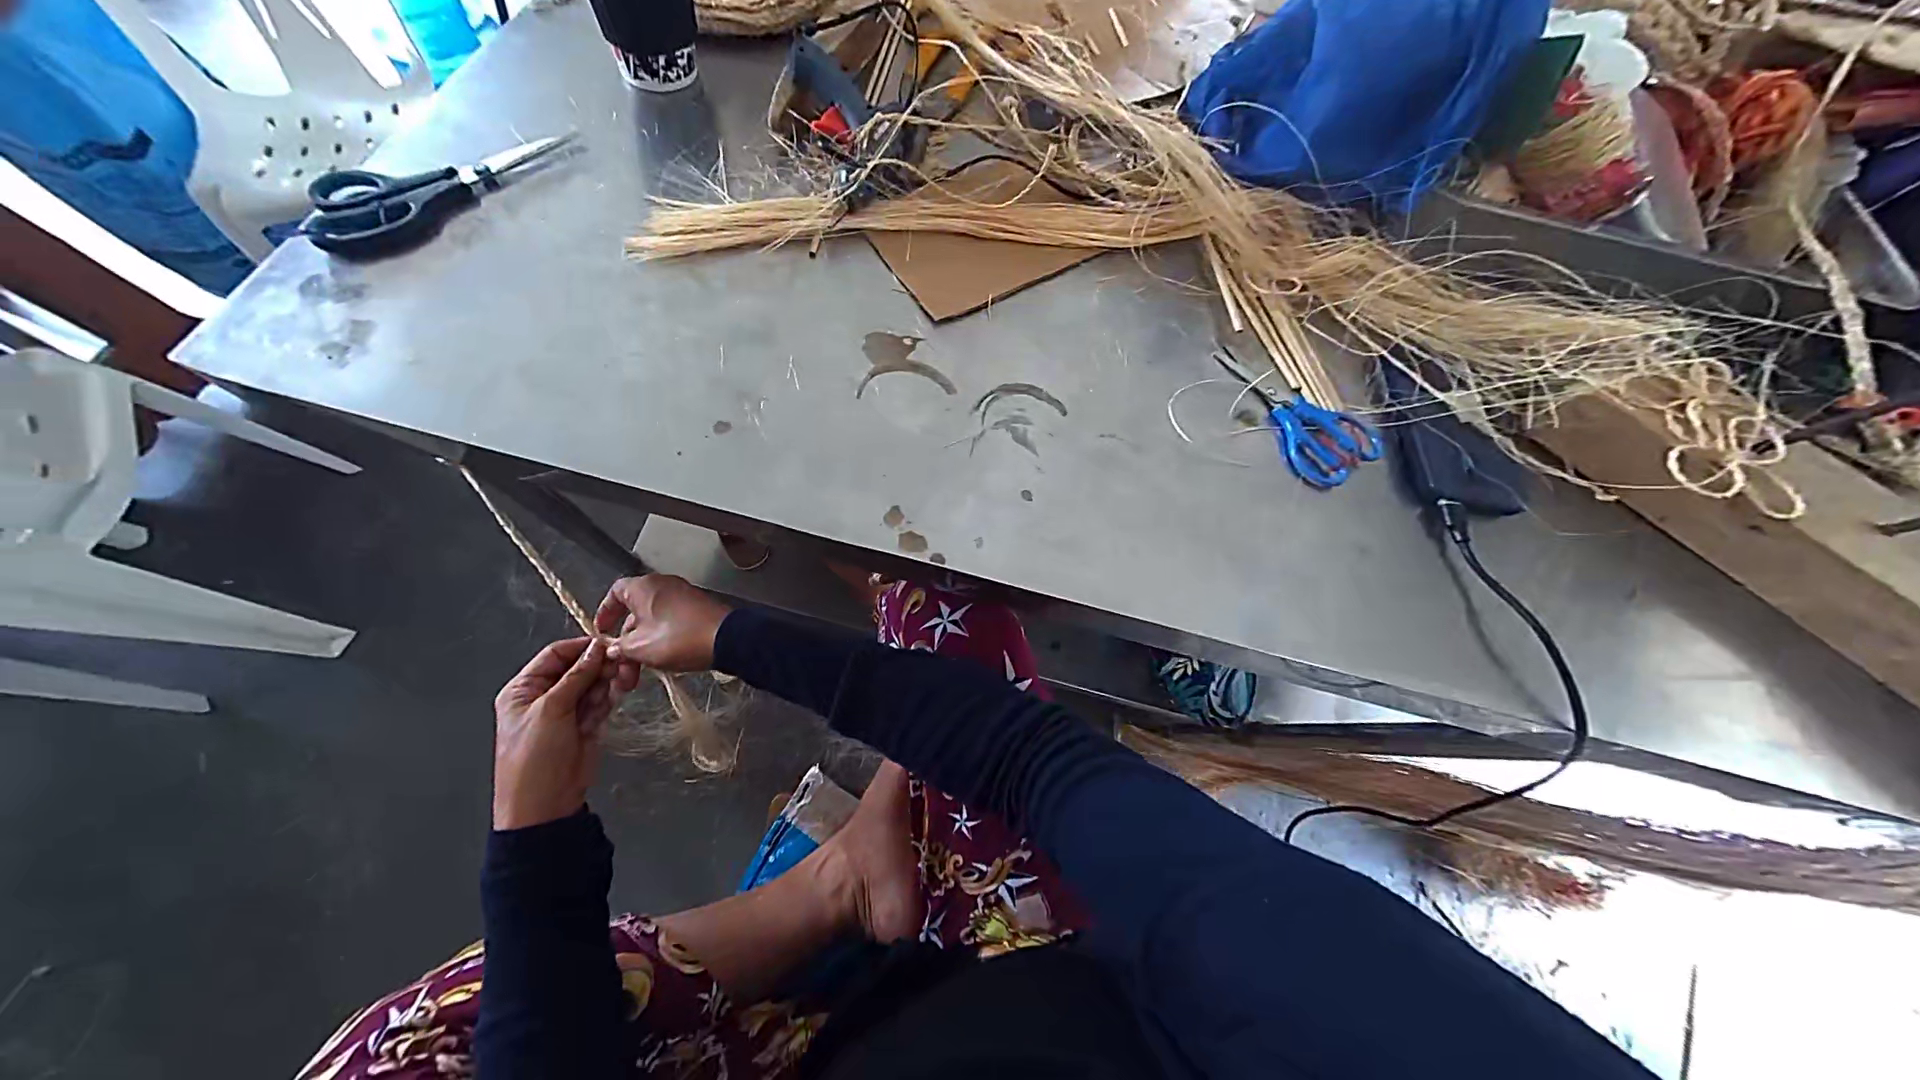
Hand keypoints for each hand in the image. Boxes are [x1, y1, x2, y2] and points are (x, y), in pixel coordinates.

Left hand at [492, 637, 634, 830]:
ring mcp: (568, 709)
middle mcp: (546, 695)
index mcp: (524, 689)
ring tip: (620, 686)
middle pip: (580, 667)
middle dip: (601, 666)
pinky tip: (615, 699)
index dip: (582, 648)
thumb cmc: (534, 757)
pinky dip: (611, 698)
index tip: (609, 645)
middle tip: (622, 666)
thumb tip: (597, 648)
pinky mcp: (587, 722)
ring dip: (609, 682)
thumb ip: (576, 676)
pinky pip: (604, 700)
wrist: (545, 804)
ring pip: (596, 683)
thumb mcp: (551, 710)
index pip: (556, 655)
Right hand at [596, 574, 731, 673]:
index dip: (605, 612)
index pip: (615, 592)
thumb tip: (612, 649)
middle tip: (622, 663)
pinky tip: (660, 660)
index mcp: (645, 587)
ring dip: (642, 643)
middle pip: (634, 610)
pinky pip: (671, 622)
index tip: (602, 631)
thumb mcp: (639, 647)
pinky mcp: (698, 609)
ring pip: (653, 620)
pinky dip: (661, 638)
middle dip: (625, 639)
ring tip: (639, 670)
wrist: (727, 639)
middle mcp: (664, 585)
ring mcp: (683, 596)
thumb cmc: (678, 639)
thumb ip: (620, 648)